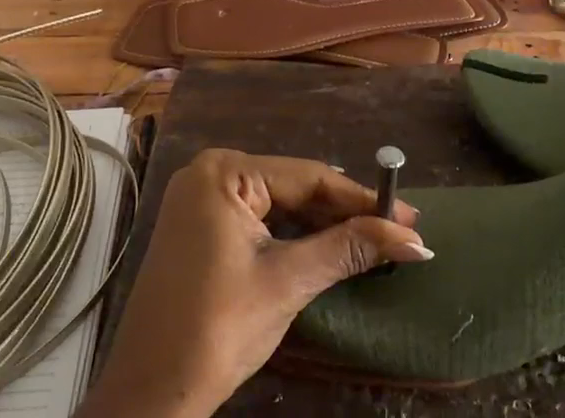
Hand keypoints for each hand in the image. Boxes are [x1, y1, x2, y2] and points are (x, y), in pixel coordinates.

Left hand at [75, 149, 430, 417]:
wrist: (151, 390)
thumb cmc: (217, 328)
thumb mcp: (288, 282)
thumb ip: (348, 250)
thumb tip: (413, 239)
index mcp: (223, 173)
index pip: (309, 177)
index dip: (362, 198)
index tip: (411, 219)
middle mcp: (208, 173)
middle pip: (294, 187)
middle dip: (345, 212)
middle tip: (399, 232)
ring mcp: (199, 201)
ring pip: (278, 204)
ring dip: (323, 225)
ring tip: (375, 241)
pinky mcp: (200, 229)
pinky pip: (258, 220)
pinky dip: (293, 235)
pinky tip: (328, 248)